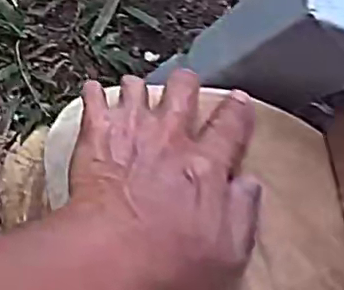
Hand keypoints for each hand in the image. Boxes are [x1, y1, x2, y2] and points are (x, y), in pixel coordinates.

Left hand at [63, 72, 262, 289]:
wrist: (114, 249)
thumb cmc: (172, 262)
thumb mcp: (228, 253)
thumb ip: (242, 213)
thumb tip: (249, 184)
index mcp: (204, 164)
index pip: (229, 127)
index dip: (236, 110)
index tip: (239, 98)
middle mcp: (168, 135)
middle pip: (181, 90)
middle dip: (185, 81)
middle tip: (185, 81)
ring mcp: (129, 127)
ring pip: (135, 86)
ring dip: (137, 88)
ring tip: (135, 92)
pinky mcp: (96, 128)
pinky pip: (93, 95)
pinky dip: (94, 91)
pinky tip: (94, 93)